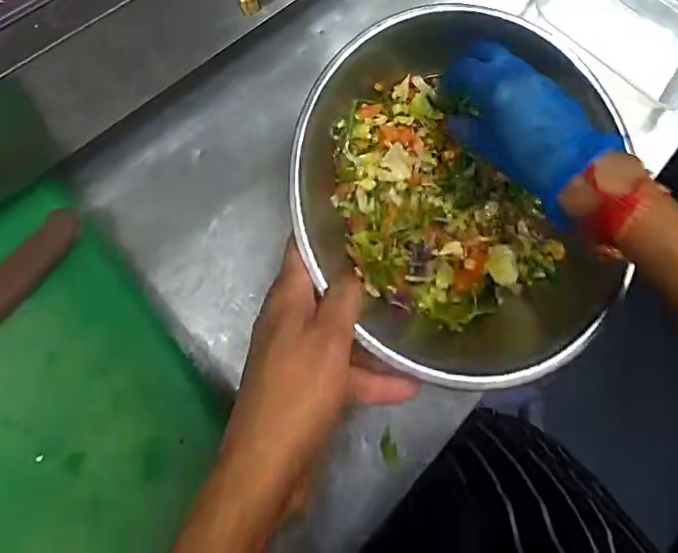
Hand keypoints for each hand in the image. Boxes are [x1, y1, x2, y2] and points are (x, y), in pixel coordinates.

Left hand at [173, 243, 416, 552]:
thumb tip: (355, 264)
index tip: (360, 207)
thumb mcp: (328, 336)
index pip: (301, 247)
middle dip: (360, 273)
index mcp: (287, 299)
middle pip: (326, 286)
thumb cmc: (297, 391)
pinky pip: (344, 369)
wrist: (266, 471)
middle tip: (398, 254)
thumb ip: (343, 295)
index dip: (325, 225)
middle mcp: (289, 320)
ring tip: (411, 314)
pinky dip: (371, 374)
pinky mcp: (308, 386)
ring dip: (372, 328)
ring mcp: (299, 354)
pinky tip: (408, 383)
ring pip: (340, 328)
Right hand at [444, 41, 623, 221]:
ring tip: (486, 93)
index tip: (445, 94)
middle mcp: (515, 72)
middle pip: (486, 51)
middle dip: (471, 61)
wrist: (574, 164)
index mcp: (494, 83)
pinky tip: (511, 101)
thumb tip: (453, 122)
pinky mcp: (552, 86)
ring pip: (508, 60)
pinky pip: (526, 74)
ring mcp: (537, 77)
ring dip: (494, 69)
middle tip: (463, 82)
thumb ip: (468, 130)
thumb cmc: (525, 158)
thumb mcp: (490, 147)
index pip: (464, 68)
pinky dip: (512, 79)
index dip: (450, 79)